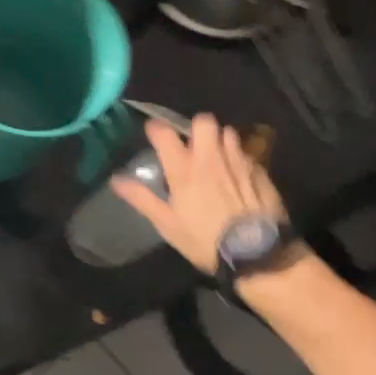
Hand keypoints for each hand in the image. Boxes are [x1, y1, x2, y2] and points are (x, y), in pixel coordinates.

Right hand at [112, 115, 289, 275]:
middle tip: (192, 144)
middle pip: (204, 121)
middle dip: (196, 128)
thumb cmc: (203, 239)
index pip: (165, 134)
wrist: (255, 253)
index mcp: (184, 170)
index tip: (153, 132)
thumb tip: (116, 180)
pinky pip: (247, 153)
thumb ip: (141, 198)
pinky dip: (238, 158)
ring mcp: (238, 161)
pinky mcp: (260, 171)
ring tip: (216, 157)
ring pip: (228, 133)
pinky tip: (237, 176)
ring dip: (219, 140)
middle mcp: (211, 158)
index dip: (156, 129)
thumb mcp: (167, 224)